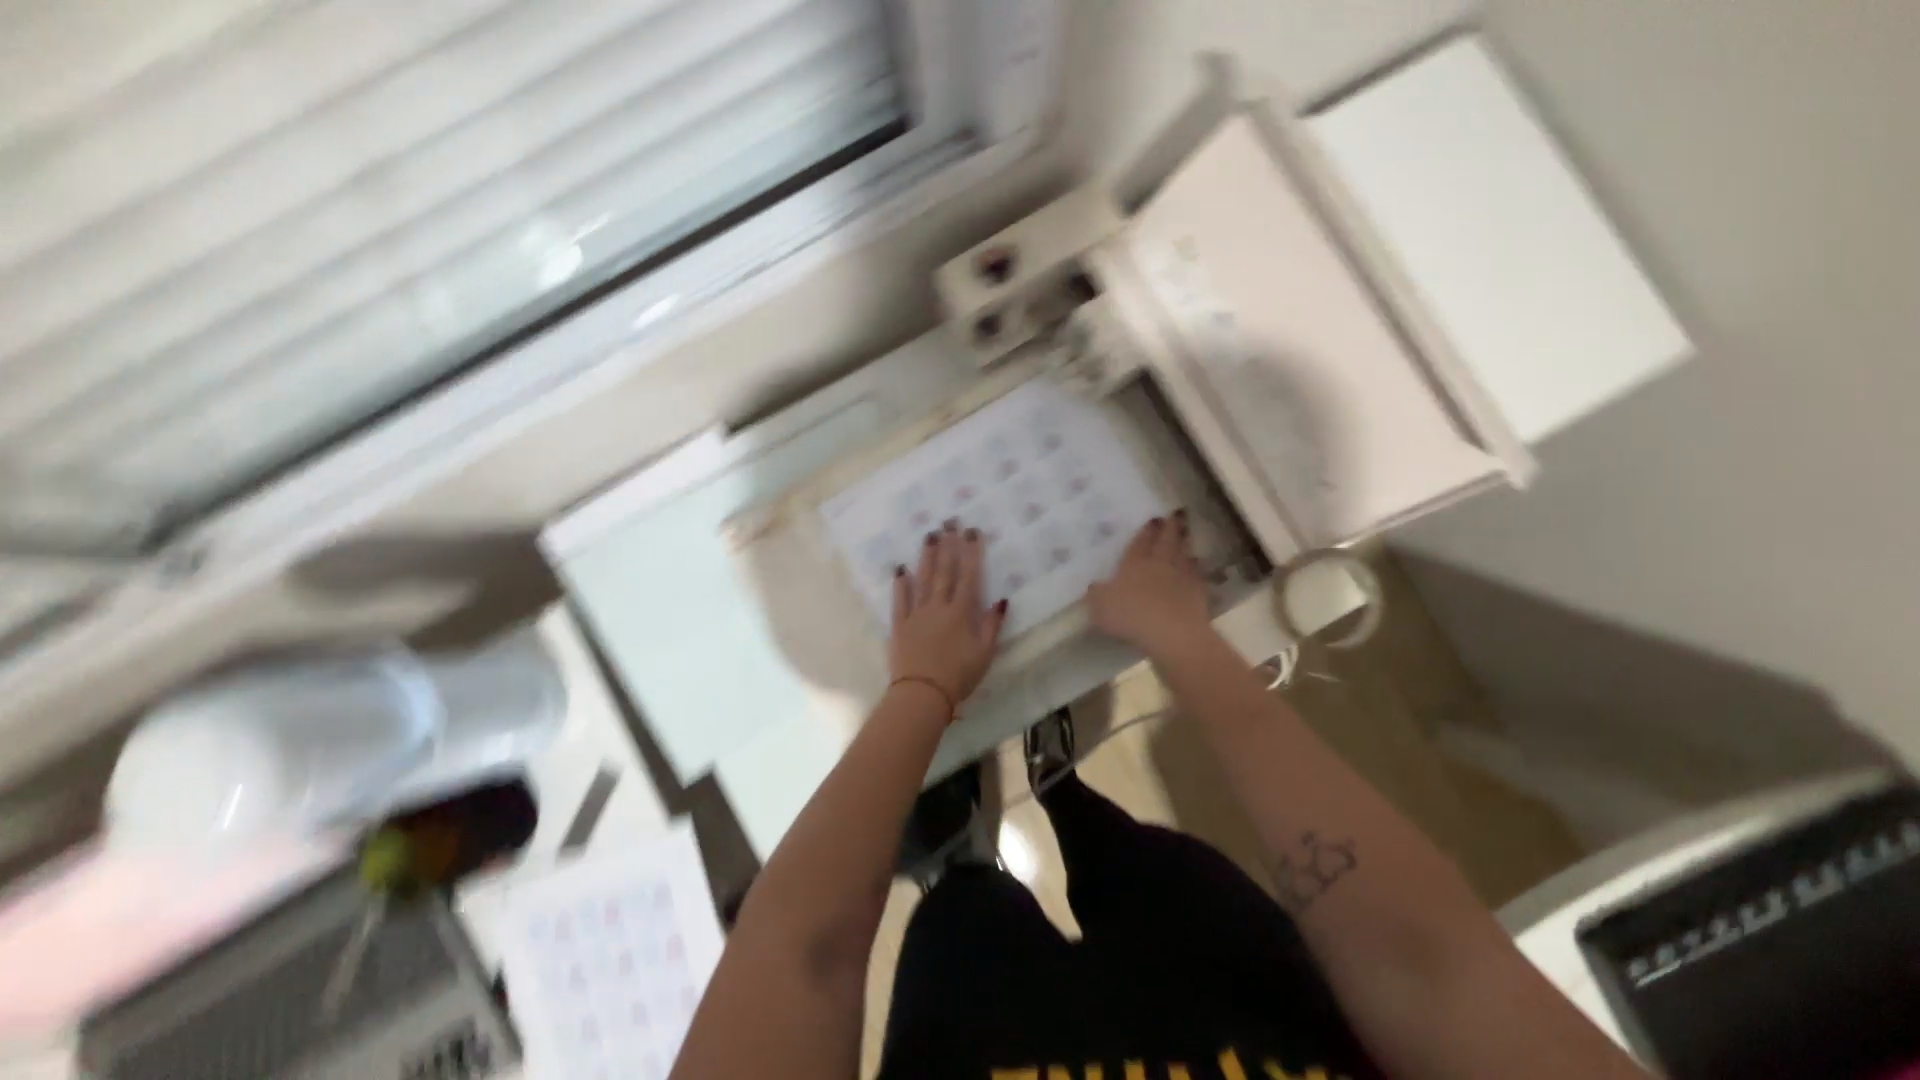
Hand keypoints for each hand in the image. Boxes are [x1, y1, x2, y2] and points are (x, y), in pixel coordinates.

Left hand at [889, 521, 1007, 710]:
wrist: (922, 693)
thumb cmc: (959, 676)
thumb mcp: (984, 653)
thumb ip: (992, 624)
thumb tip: (1001, 599)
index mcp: (962, 612)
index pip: (969, 575)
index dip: (971, 552)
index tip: (972, 531)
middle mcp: (939, 606)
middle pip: (945, 570)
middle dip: (948, 545)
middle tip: (949, 521)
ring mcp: (917, 613)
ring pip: (923, 578)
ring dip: (926, 556)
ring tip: (929, 535)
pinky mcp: (899, 625)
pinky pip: (900, 599)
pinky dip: (901, 583)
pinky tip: (901, 568)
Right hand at [1087, 512, 1210, 656]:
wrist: (1172, 633)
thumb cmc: (1131, 616)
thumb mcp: (1100, 606)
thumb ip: (1096, 594)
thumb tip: (1094, 584)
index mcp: (1134, 563)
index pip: (1141, 541)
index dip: (1147, 530)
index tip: (1154, 518)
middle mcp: (1160, 563)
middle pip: (1167, 540)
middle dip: (1171, 527)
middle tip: (1176, 515)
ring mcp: (1182, 576)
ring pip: (1184, 554)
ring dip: (1185, 543)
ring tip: (1186, 536)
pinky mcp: (1198, 592)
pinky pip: (1197, 574)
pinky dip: (1196, 568)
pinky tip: (1195, 568)